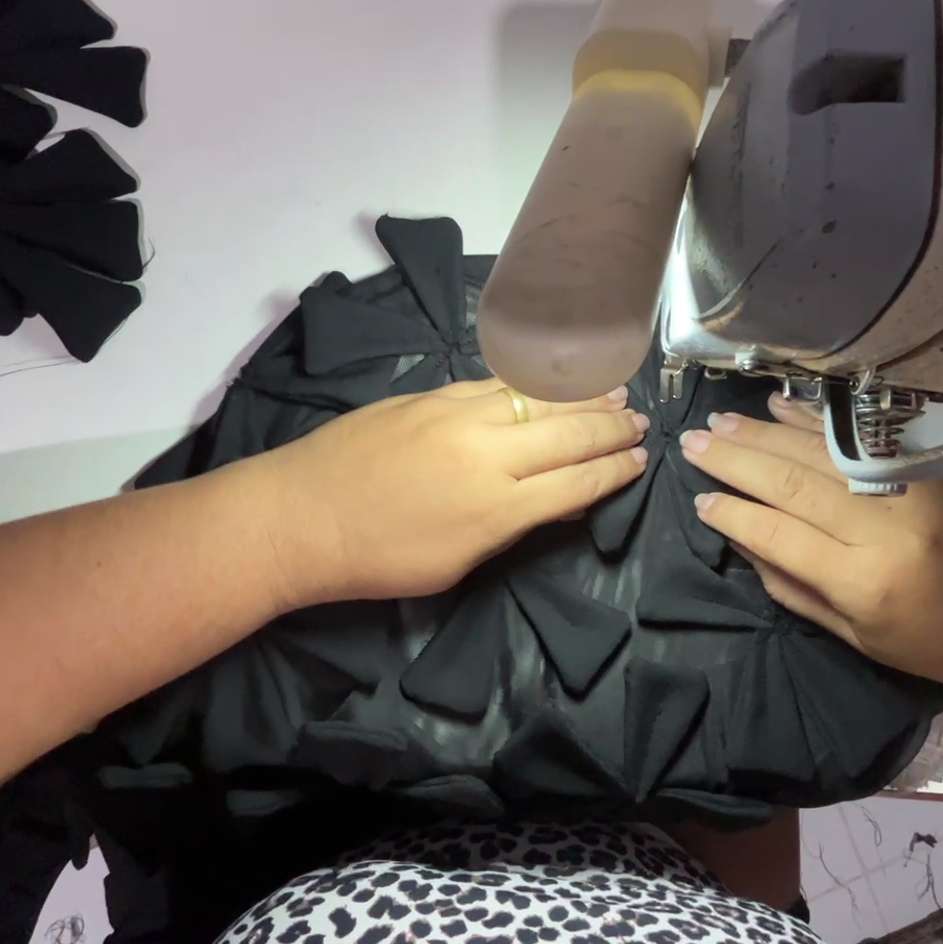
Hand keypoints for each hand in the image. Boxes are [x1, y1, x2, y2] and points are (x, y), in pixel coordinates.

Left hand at [252, 378, 648, 605]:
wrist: (301, 516)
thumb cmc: (379, 559)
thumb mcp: (459, 563)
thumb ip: (516, 527)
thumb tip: (562, 501)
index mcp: (499, 507)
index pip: (578, 482)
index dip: (616, 471)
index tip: (641, 460)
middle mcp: (489, 453)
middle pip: (570, 433)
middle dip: (613, 428)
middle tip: (640, 422)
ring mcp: (459, 415)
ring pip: (539, 399)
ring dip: (583, 396)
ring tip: (614, 391)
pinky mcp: (432, 394)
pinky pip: (498, 384)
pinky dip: (534, 384)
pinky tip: (552, 380)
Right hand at [678, 395, 942, 703]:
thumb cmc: (927, 643)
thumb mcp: (852, 634)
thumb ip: (791, 586)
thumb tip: (741, 538)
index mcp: (864, 581)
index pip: (779, 535)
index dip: (734, 516)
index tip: (699, 499)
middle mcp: (884, 528)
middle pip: (792, 483)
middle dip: (735, 461)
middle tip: (692, 443)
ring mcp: (908, 490)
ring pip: (818, 453)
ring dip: (762, 435)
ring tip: (719, 425)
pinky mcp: (925, 469)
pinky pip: (856, 439)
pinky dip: (811, 421)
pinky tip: (775, 408)